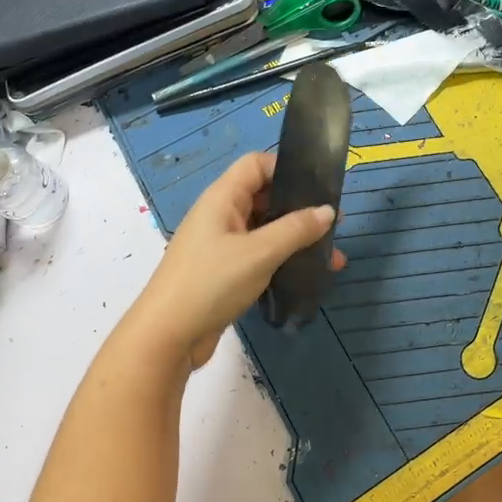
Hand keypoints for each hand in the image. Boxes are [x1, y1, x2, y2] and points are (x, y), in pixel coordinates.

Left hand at [130, 152, 345, 368]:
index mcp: (222, 198)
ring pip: (265, 230)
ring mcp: (221, 245)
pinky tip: (307, 276)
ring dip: (296, 240)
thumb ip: (296, 229)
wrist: (166, 337)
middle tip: (334, 226)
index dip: (286, 168)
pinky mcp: (224, 272)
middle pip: (264, 197)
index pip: (256, 165)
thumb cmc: (211, 283)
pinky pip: (260, 255)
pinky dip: (283, 260)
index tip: (319, 187)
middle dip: (300, 209)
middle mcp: (221, 215)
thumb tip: (328, 211)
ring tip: (330, 259)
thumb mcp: (259, 253)